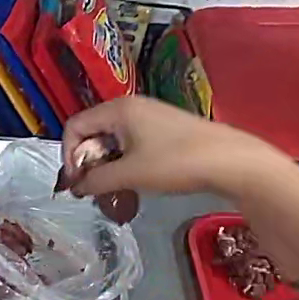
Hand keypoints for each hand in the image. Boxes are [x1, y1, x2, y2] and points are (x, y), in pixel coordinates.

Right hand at [61, 96, 287, 199]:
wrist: (230, 160)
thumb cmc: (176, 163)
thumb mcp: (130, 174)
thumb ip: (96, 180)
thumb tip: (75, 186)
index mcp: (118, 109)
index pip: (75, 126)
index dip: (68, 155)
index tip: (76, 183)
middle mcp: (132, 107)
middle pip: (94, 132)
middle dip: (88, 162)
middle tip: (93, 190)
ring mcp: (151, 118)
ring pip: (114, 141)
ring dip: (107, 166)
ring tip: (114, 192)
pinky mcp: (166, 130)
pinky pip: (133, 144)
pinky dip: (126, 164)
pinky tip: (135, 184)